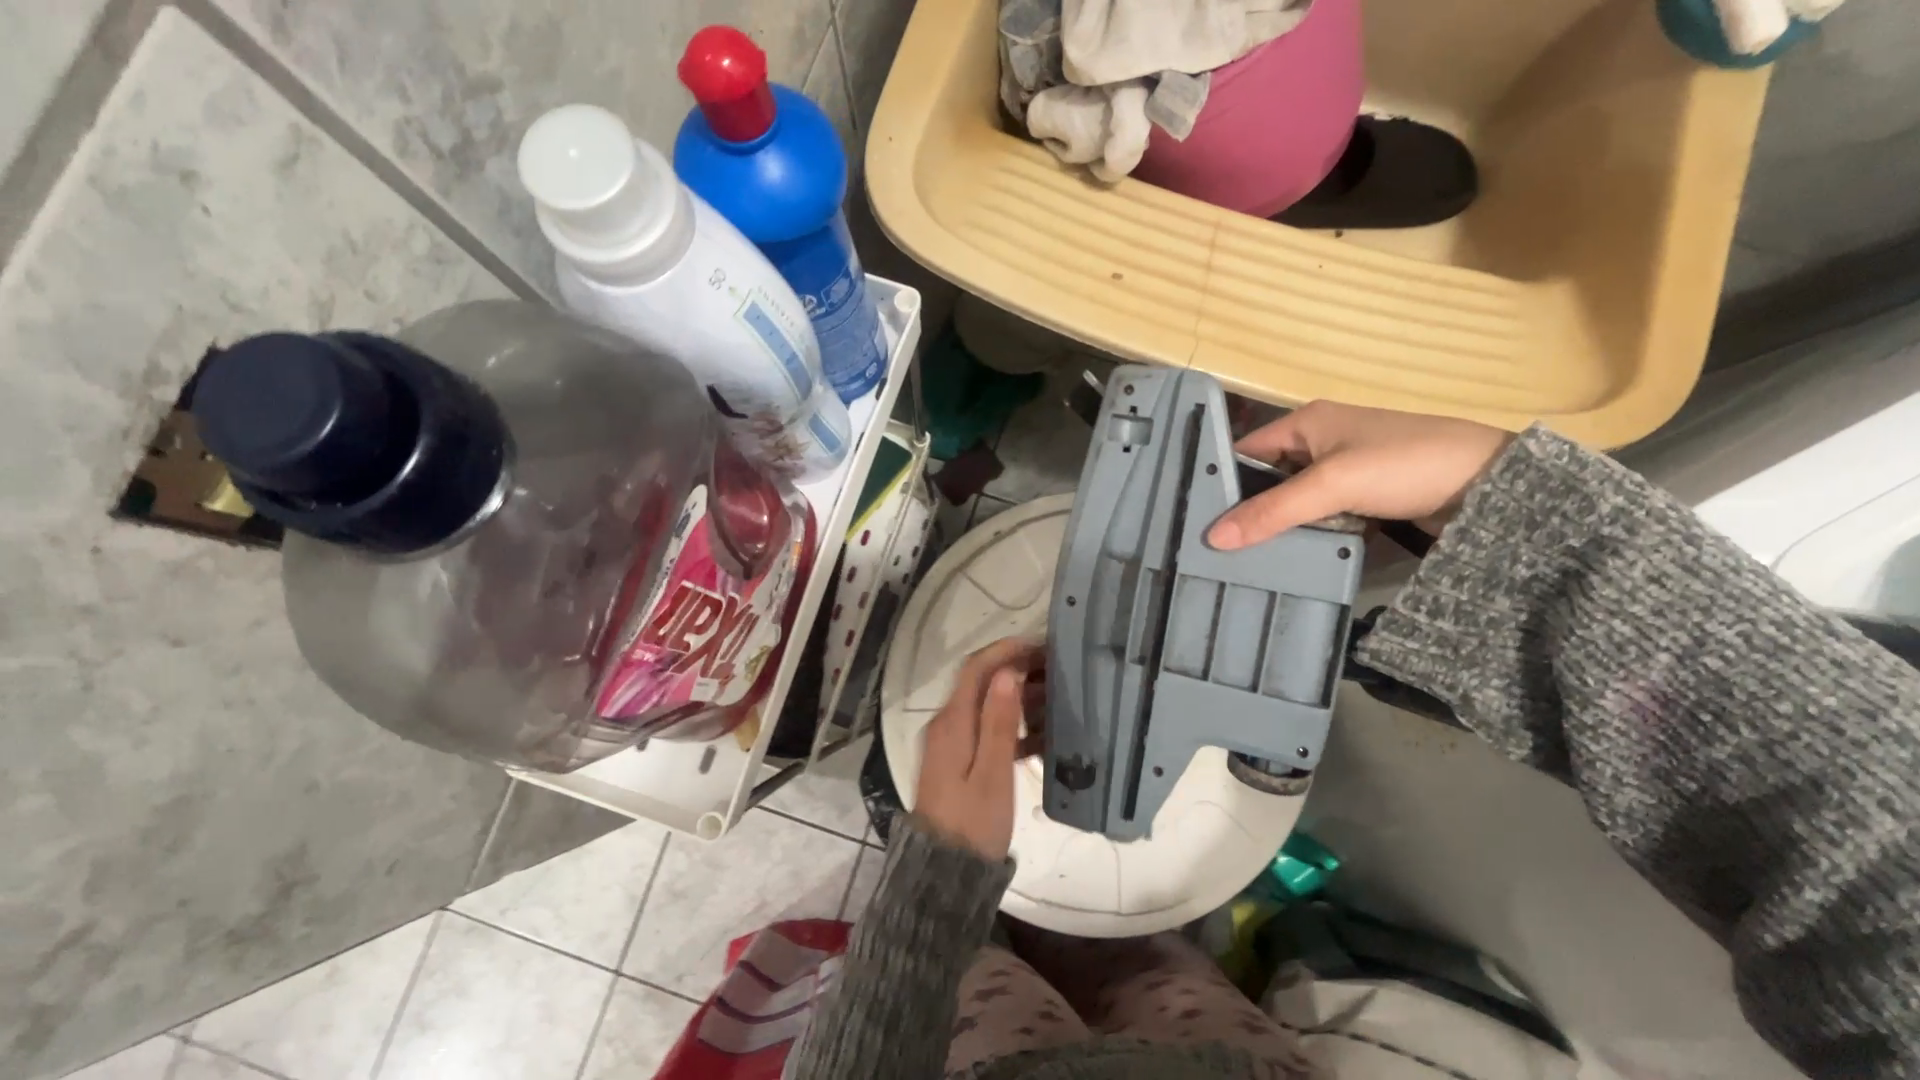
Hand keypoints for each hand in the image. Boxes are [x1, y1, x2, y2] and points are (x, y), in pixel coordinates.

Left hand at [914, 638, 1045, 860]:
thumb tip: (1007, 673)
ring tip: (1058, 701)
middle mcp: (946, 725)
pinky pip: (988, 731)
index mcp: (951, 723)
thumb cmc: (972, 824)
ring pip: (987, 707)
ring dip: (1019, 699)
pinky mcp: (959, 762)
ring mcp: (951, 744)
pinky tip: (1044, 737)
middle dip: (1017, 671)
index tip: (1041, 646)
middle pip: (981, 684)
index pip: (976, 669)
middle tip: (1058, 672)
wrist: (943, 871)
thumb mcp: (992, 774)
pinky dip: (1014, 727)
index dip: (1006, 651)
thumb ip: (999, 723)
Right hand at [1209, 401, 1514, 550]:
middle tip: (1210, 549)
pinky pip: (1321, 515)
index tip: (1191, 518)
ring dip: (1275, 526)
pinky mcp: (1365, 498)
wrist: (1490, 485)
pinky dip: (1305, 533)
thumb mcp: (1332, 485)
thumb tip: (1212, 539)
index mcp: (1307, 422)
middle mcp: (1321, 441)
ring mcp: (1345, 471)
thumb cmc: (1404, 465)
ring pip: (1294, 501)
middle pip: (1267, 478)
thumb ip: (1272, 511)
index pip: (1245, 450)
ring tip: (1238, 561)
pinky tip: (1286, 558)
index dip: (1219, 480)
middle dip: (1244, 510)